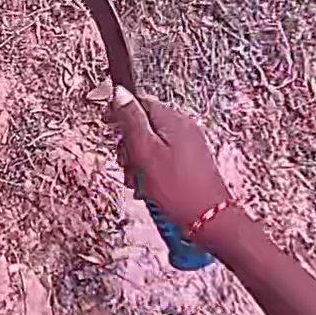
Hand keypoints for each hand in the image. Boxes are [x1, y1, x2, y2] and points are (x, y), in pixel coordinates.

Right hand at [109, 86, 236, 248]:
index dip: (120, 114)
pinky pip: (160, 158)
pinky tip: (147, 186)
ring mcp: (187, 146)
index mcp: (174, 121)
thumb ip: (131, 120)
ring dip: (137, 161)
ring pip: (150, 144)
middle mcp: (183, 129)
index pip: (140, 102)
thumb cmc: (178, 189)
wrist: (207, 221)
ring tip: (137, 179)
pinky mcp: (188, 163)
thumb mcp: (145, 151)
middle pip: (143, 125)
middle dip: (128, 144)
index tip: (107, 126)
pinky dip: (149, 171)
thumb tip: (120, 93)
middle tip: (127, 162)